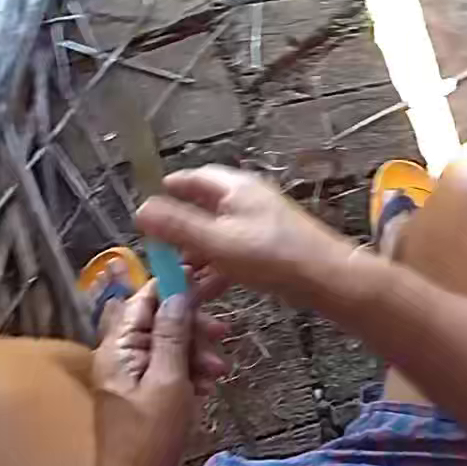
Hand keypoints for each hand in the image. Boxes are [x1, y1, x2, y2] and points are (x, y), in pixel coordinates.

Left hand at [88, 281, 202, 465]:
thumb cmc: (151, 438)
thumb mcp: (169, 380)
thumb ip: (172, 334)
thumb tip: (178, 291)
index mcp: (117, 347)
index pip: (144, 298)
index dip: (175, 284)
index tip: (206, 276)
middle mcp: (119, 354)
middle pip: (159, 320)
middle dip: (192, 326)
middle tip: (223, 331)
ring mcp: (130, 374)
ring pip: (168, 344)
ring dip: (196, 352)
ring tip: (218, 372)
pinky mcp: (141, 391)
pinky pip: (169, 367)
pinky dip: (190, 371)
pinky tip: (206, 387)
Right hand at [135, 167, 356, 308]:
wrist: (326, 277)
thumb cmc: (269, 255)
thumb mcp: (215, 241)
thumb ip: (176, 226)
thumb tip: (141, 209)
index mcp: (233, 186)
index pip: (192, 178)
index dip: (169, 190)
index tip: (148, 207)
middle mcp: (248, 197)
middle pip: (204, 206)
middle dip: (181, 227)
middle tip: (159, 248)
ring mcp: (262, 220)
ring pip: (219, 231)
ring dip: (198, 250)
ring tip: (180, 274)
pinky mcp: (272, 243)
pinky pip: (236, 248)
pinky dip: (219, 263)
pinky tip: (208, 287)